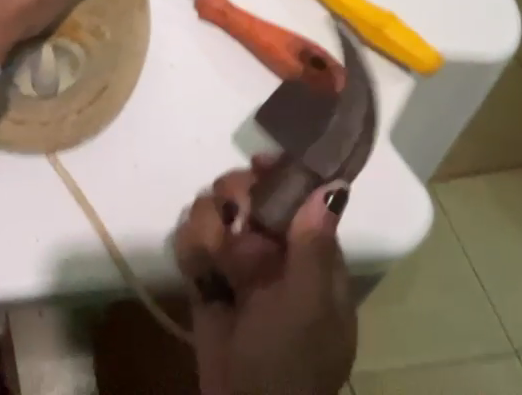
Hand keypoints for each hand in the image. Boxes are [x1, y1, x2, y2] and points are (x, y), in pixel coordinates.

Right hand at [174, 157, 355, 394]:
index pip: (298, 198)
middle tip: (232, 215)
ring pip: (213, 211)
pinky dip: (191, 250)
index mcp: (312, 257)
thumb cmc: (290, 359)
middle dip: (236, 198)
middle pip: (248, 193)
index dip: (280, 174)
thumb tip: (331, 186)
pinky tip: (200, 274)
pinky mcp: (204, 276)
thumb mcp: (310, 307)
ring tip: (216, 261)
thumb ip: (314, 248)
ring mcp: (236, 263)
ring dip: (209, 228)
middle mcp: (273, 251)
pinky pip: (190, 240)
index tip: (259, 162)